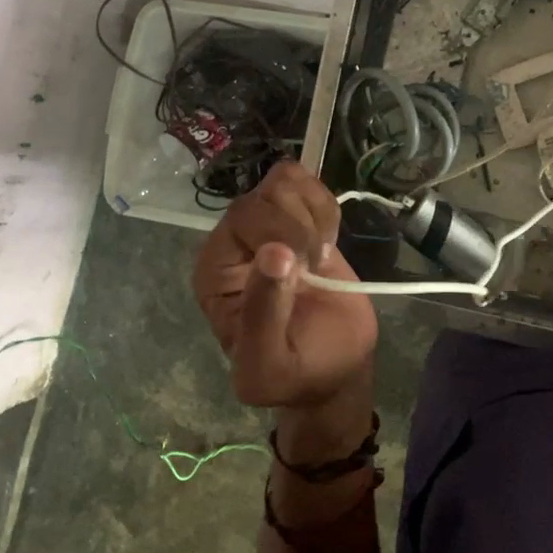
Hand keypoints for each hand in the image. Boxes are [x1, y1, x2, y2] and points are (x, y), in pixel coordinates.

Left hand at [192, 162, 376, 408]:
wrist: (336, 370)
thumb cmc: (296, 373)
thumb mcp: (269, 364)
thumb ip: (264, 313)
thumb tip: (274, 253)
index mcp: (215, 271)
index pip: (243, 217)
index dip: (279, 232)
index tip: (303, 270)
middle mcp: (234, 242)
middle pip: (265, 193)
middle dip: (300, 227)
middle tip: (314, 267)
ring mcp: (267, 226)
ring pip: (286, 180)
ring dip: (315, 215)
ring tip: (320, 256)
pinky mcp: (298, 220)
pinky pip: (307, 184)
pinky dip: (325, 206)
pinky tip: (328, 242)